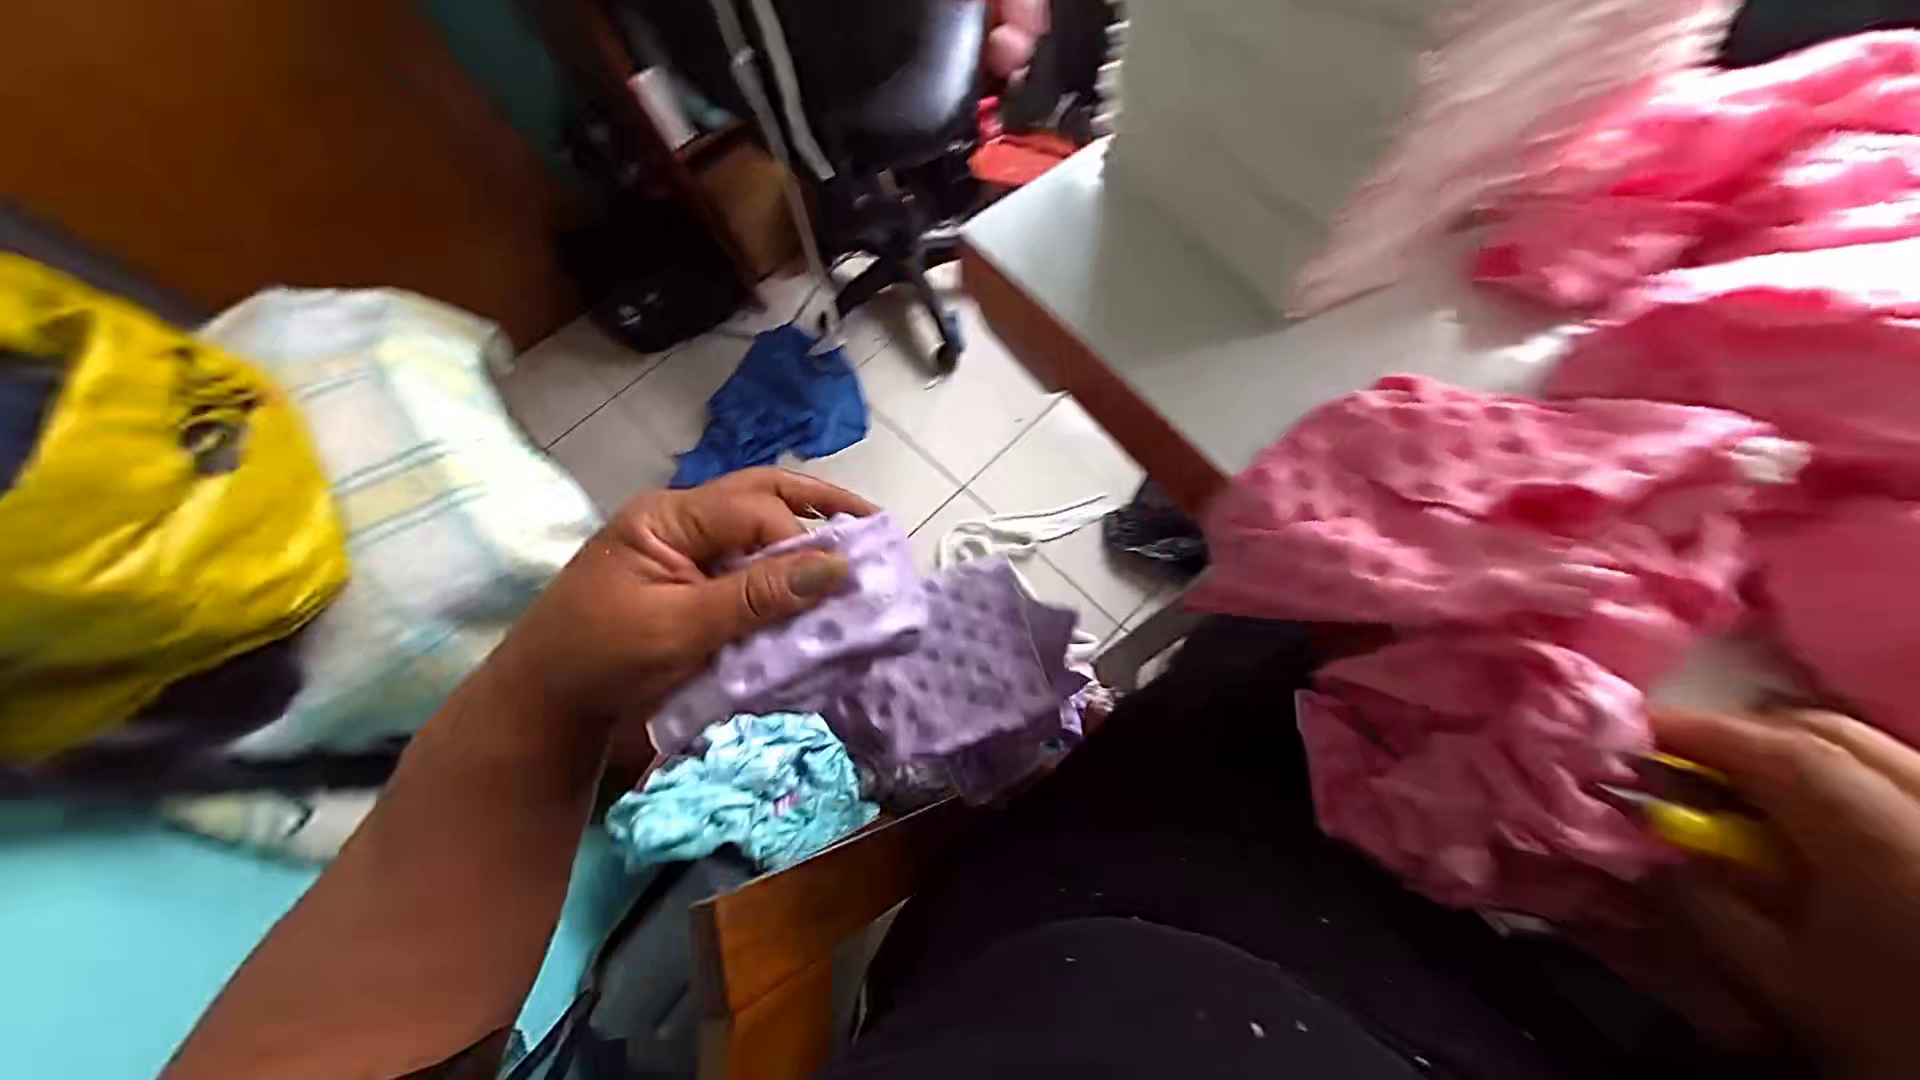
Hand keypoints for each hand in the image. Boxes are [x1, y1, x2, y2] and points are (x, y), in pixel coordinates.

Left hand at [485, 468, 876, 725]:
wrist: (546, 708)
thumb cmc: (600, 661)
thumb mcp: (681, 627)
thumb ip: (758, 594)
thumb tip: (837, 567)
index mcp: (668, 518)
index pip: (754, 510)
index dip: (800, 539)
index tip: (836, 578)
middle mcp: (681, 521)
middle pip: (760, 495)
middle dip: (817, 502)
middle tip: (871, 518)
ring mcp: (687, 549)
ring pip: (759, 524)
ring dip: (805, 530)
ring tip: (853, 538)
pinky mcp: (695, 580)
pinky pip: (749, 562)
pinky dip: (785, 567)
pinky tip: (813, 577)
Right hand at [1653, 707, 1919, 1079]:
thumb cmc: (1892, 1034)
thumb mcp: (1776, 979)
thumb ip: (1691, 897)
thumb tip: (1629, 835)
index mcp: (1893, 845)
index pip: (1779, 751)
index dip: (1692, 729)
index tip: (1620, 732)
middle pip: (1831, 737)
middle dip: (1737, 737)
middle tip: (1671, 760)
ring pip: (1875, 754)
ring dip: (1790, 757)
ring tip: (1734, 789)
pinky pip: (1903, 785)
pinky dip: (1842, 783)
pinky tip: (1809, 823)